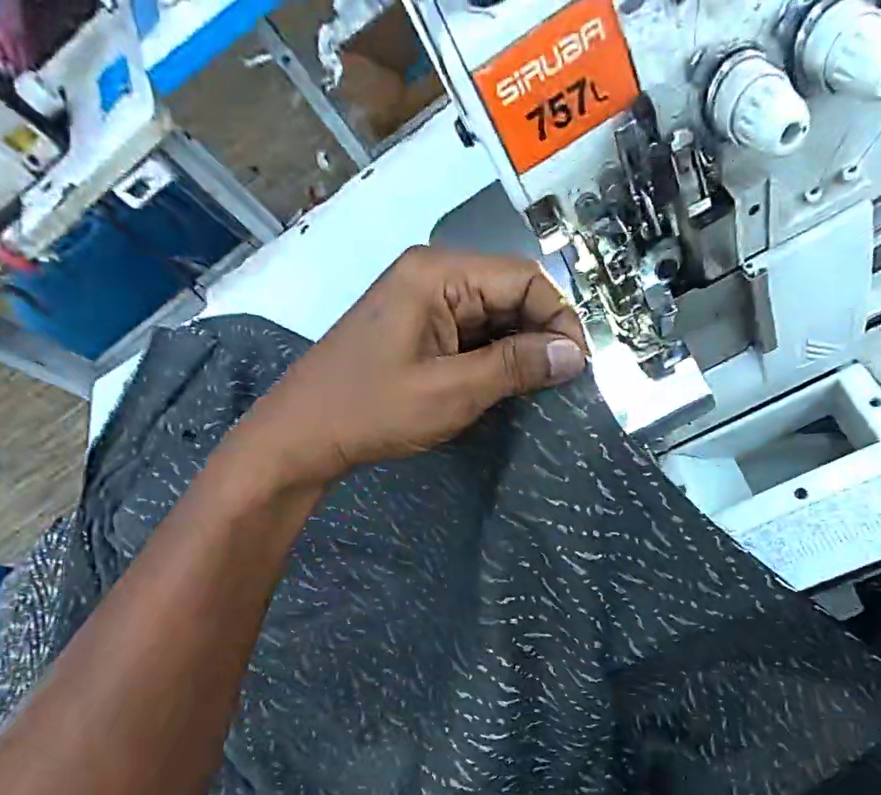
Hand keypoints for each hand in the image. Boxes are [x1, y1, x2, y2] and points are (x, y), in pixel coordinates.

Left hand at [241, 246, 588, 484]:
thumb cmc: (373, 409)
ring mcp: (429, 300)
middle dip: (545, 332)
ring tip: (544, 386)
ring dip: (526, 346)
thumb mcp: (453, 390)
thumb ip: (516, 366)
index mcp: (438, 274)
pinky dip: (503, 355)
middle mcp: (435, 275)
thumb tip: (574, 355)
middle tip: (564, 380)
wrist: (305, 434)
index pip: (524, 278)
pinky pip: (480, 331)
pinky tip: (514, 383)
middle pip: (514, 291)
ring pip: (501, 313)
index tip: (576, 366)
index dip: (559, 318)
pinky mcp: (426, 326)